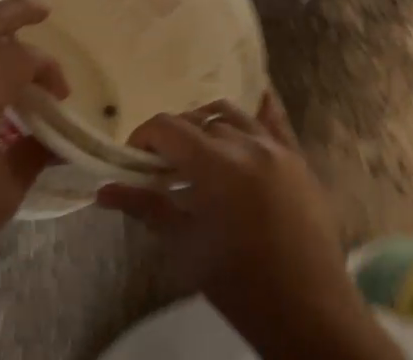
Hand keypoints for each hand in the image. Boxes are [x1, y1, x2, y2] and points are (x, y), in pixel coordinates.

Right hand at [97, 96, 399, 359]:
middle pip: (197, 120)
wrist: (310, 316)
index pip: (167, 127)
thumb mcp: (184, 245)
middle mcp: (247, 145)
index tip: (134, 161)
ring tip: (196, 150)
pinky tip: (257, 97)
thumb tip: (102, 190)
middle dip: (173, 136)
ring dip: (206, 125)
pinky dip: (260, 110)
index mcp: (216, 164)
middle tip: (161, 165)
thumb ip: (145, 206)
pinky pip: (277, 123)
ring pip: (231, 115)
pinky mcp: (300, 163)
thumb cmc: (239, 284)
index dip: (143, 138)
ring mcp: (278, 151)